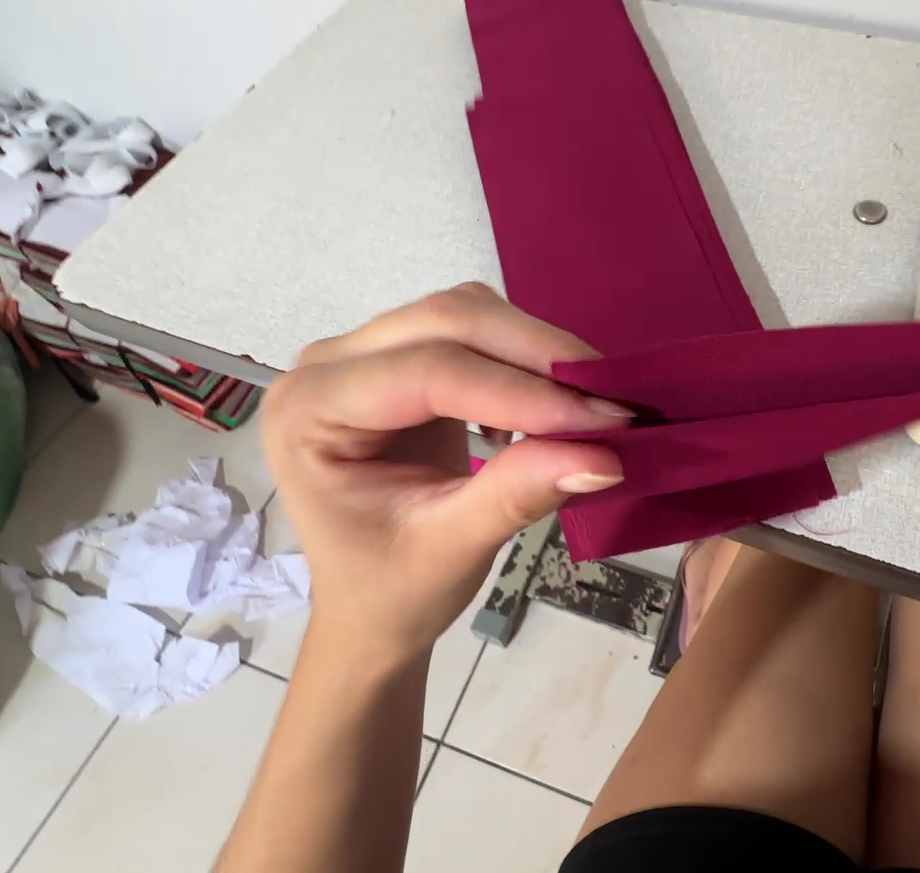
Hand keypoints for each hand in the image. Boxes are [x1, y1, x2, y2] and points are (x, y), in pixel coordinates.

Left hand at [261, 283, 630, 659]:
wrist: (370, 606)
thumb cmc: (390, 591)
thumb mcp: (451, 550)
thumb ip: (518, 493)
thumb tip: (605, 454)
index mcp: (310, 414)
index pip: (426, 372)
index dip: (519, 391)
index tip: (602, 420)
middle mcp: (326, 366)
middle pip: (444, 321)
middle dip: (535, 354)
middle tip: (610, 396)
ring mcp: (362, 355)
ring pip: (463, 313)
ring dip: (533, 348)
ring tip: (587, 399)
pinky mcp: (401, 358)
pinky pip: (471, 329)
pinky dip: (520, 356)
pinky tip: (545, 402)